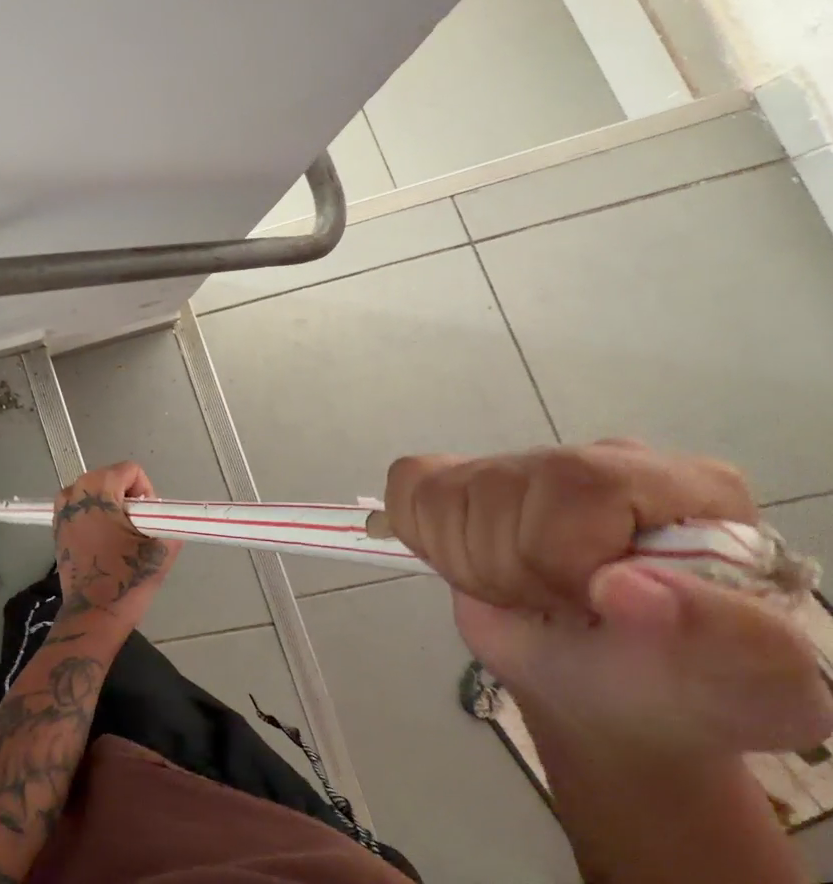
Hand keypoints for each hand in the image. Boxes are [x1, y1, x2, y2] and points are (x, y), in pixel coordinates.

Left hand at [52, 462, 179, 626]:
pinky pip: (82, 508)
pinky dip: (96, 517)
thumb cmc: (129, 576)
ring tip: (121, 538)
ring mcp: (61, 509)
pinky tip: (104, 544)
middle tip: (137, 530)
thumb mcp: (163, 545)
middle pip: (110, 478)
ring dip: (111, 507)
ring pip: (95, 493)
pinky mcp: (56, 526)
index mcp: (97, 489)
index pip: (130, 470)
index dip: (146, 493)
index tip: (147, 520)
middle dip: (128, 499)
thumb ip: (169, 519)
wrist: (95, 610)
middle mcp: (73, 491)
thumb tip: (166, 513)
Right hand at [386, 441, 832, 753]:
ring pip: (444, 493)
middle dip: (506, 571)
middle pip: (496, 487)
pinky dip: (423, 536)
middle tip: (554, 609)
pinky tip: (472, 562)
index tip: (591, 608)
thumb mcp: (747, 687)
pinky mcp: (464, 479)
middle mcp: (602, 458)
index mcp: (684, 486)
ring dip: (467, 566)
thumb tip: (625, 585)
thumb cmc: (681, 691)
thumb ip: (721, 635)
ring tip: (521, 595)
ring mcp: (526, 465)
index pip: (575, 485)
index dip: (555, 557)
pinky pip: (410, 485)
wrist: (609, 699)